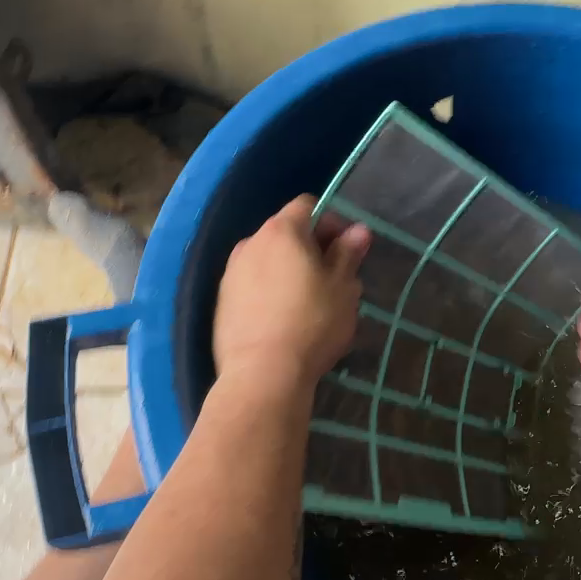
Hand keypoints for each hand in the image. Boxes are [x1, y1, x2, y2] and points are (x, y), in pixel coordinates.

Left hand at [214, 195, 370, 391]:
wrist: (263, 373)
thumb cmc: (312, 323)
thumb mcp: (343, 287)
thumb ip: (348, 253)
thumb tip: (358, 230)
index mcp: (282, 231)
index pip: (308, 205)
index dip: (332, 222)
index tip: (348, 251)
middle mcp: (250, 243)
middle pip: (286, 233)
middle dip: (312, 249)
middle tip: (335, 281)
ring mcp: (231, 273)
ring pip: (268, 261)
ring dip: (290, 272)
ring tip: (310, 305)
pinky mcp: (221, 303)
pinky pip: (253, 286)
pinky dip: (270, 293)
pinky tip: (284, 322)